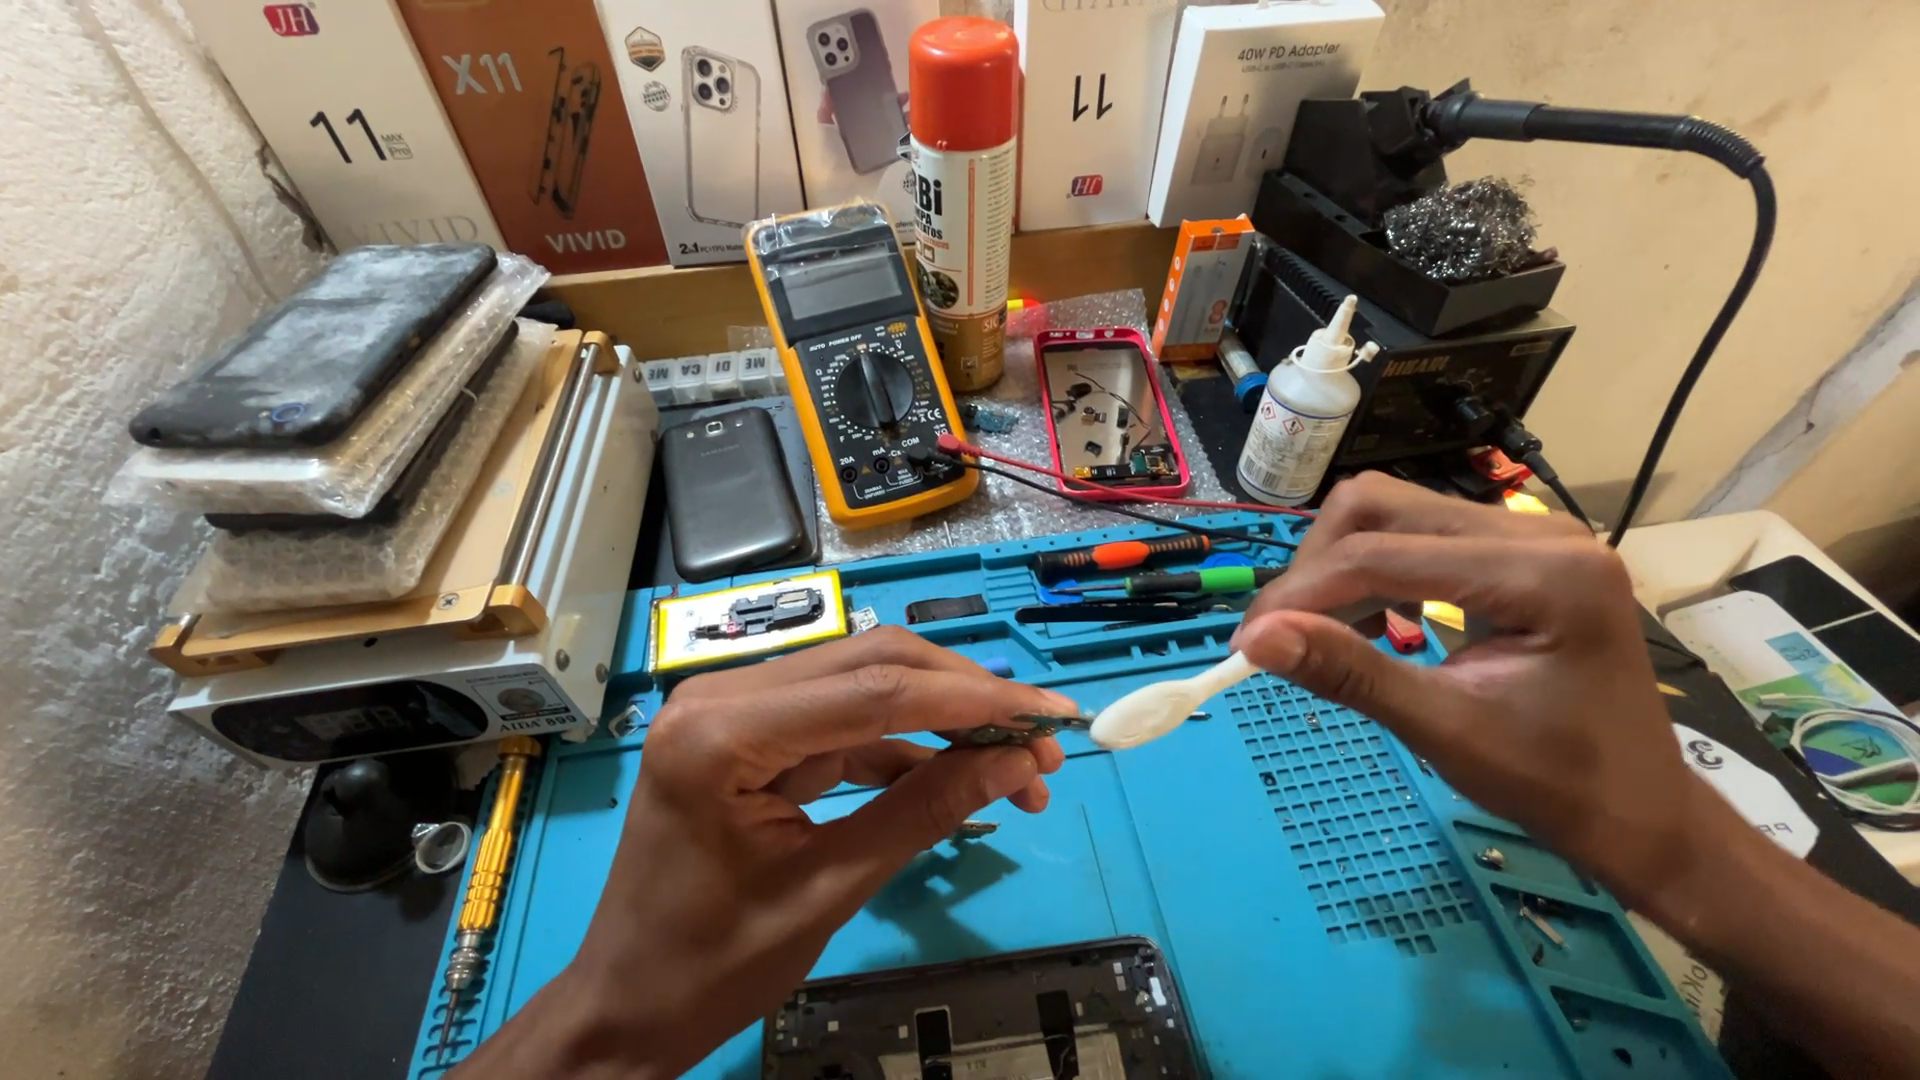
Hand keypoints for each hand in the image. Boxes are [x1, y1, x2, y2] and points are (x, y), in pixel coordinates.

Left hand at [455, 628, 1076, 1079]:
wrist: (627, 1004)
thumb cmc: (712, 967)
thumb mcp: (828, 892)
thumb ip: (924, 813)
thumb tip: (1016, 762)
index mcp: (723, 733)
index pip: (872, 691)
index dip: (971, 701)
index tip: (1049, 715)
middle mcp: (726, 694)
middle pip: (873, 664)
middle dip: (966, 699)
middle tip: (1041, 738)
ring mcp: (739, 706)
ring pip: (868, 682)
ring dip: (945, 718)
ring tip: (1017, 764)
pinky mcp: (757, 729)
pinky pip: (848, 719)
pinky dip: (908, 743)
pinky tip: (959, 771)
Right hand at [1231, 472, 1704, 904]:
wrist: (1638, 811)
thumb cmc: (1555, 782)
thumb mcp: (1443, 730)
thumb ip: (1348, 673)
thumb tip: (1255, 639)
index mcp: (1542, 572)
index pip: (1382, 555)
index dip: (1301, 594)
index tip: (1246, 643)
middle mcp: (1536, 529)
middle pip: (1378, 506)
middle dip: (1314, 568)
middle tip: (1283, 632)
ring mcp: (1524, 532)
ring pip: (1386, 512)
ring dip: (1335, 568)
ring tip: (1321, 631)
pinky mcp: (1509, 547)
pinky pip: (1409, 533)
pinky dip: (1367, 573)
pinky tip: (1368, 622)